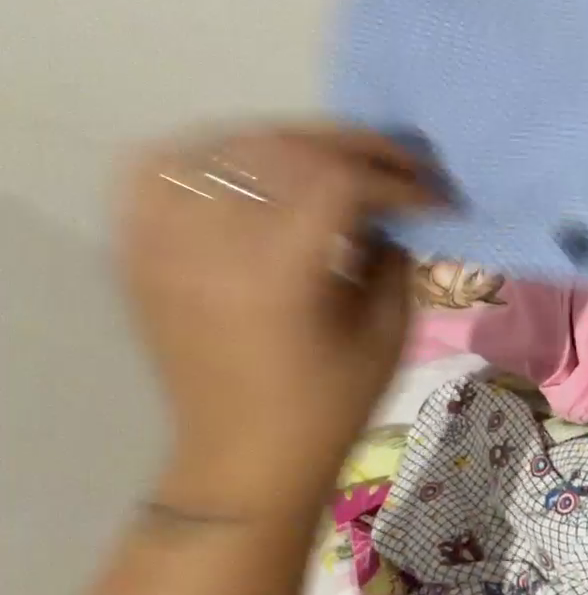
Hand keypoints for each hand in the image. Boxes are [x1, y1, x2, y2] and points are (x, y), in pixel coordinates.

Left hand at [117, 125, 446, 519]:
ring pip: (226, 149)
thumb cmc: (334, 400)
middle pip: (284, 151)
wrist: (246, 451)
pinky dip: (210, 154)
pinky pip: (160, 170)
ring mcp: (163, 242)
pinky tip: (253, 167)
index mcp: (278, 274)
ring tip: (340, 161)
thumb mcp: (389, 329)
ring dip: (294, 144)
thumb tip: (394, 210)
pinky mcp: (141, 249)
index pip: (343, 184)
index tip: (439, 200)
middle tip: (405, 164)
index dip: (400, 183)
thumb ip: (393, 256)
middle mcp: (209, 245)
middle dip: (357, 148)